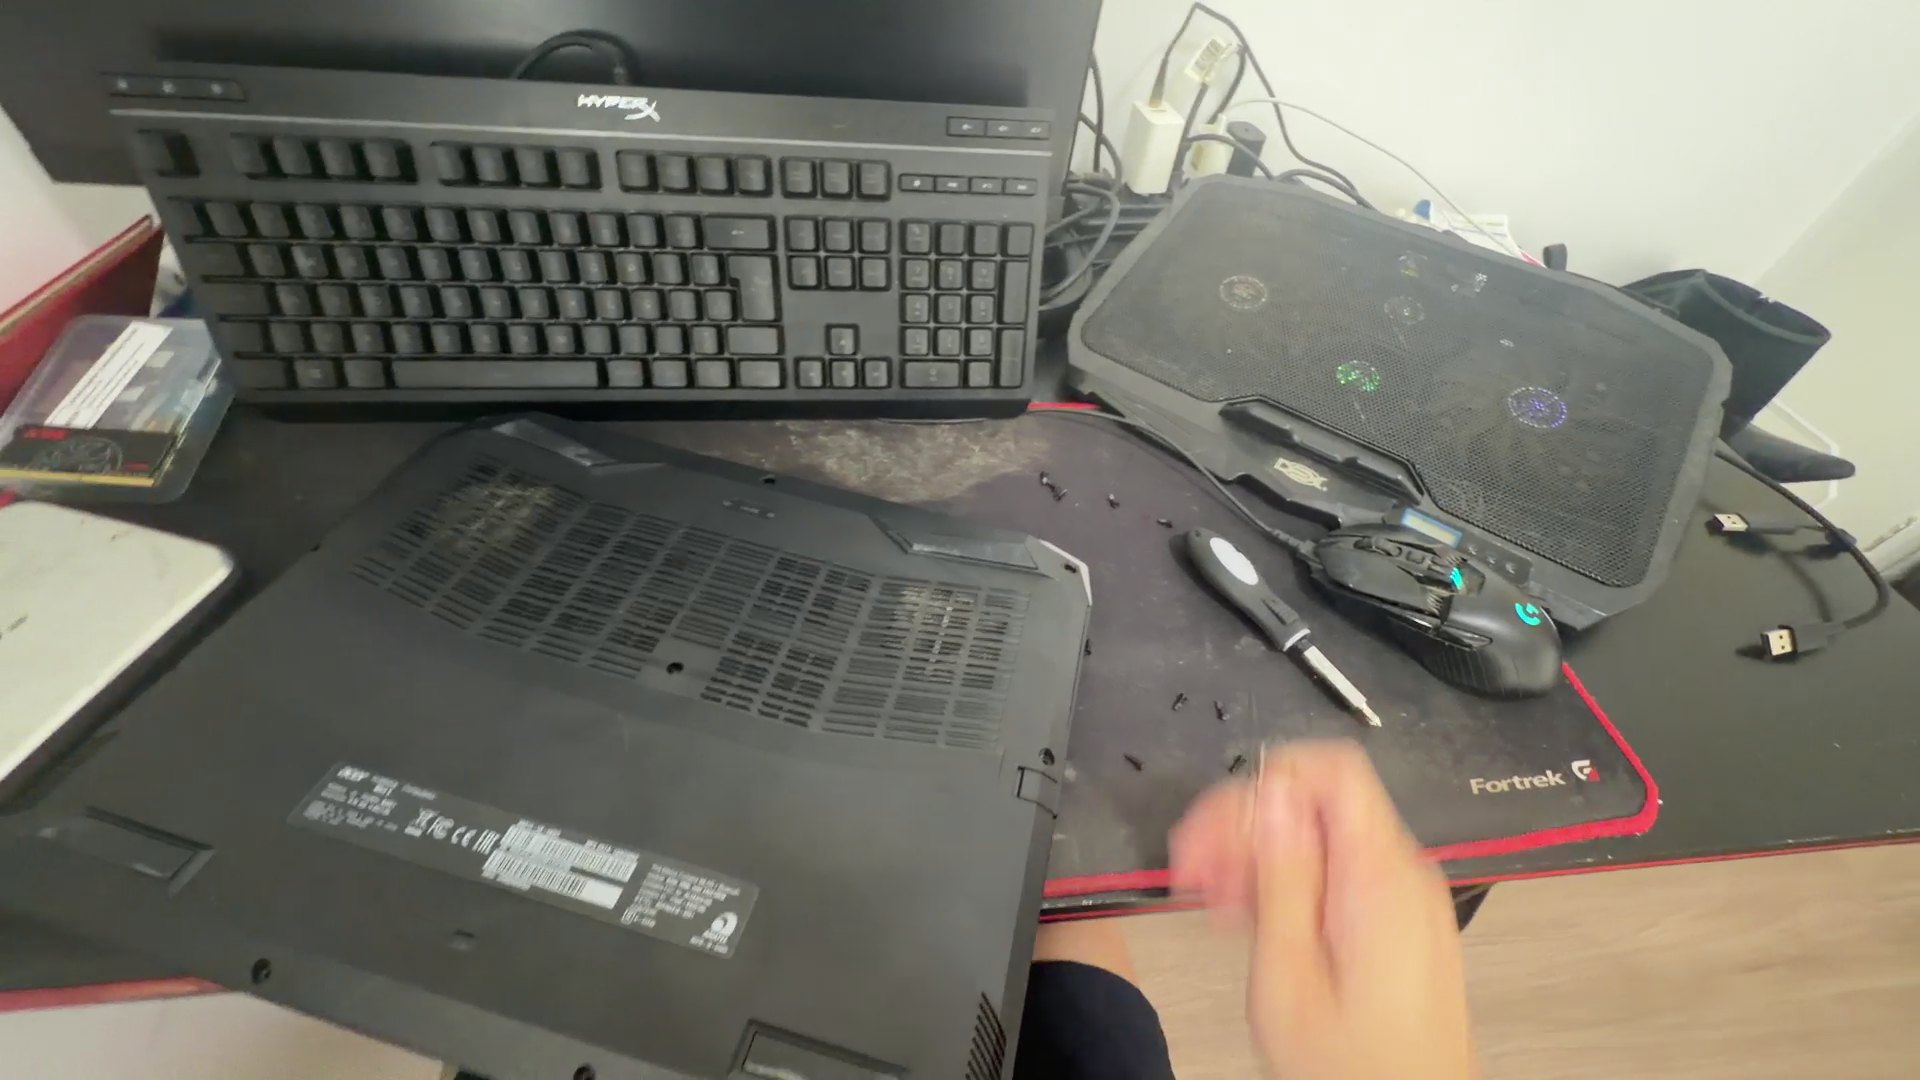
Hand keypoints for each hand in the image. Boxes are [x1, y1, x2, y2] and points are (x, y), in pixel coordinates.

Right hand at [1169, 741, 1477, 1079]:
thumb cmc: (1346, 1069)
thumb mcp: (1290, 972)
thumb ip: (1283, 874)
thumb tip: (1273, 793)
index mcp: (1379, 877)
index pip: (1333, 770)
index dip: (1270, 776)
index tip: (1224, 824)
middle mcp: (1399, 872)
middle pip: (1311, 801)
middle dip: (1242, 824)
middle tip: (1192, 870)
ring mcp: (1399, 894)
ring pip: (1313, 834)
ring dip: (1254, 855)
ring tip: (1214, 903)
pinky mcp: (1391, 915)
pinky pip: (1330, 868)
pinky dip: (1283, 879)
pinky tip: (1248, 916)